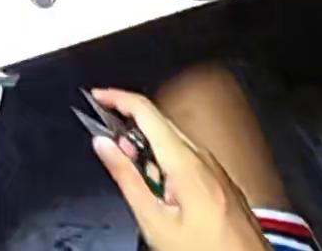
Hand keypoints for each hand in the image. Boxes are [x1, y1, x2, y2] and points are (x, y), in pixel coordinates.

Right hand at [88, 87, 269, 250]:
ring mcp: (217, 170)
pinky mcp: (224, 184)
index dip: (117, 97)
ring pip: (173, 139)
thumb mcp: (156, 225)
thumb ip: (126, 179)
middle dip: (129, 123)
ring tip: (135, 173)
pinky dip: (166, 159)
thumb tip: (103, 144)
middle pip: (159, 121)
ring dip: (147, 145)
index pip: (145, 110)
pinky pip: (189, 156)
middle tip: (108, 141)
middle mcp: (204, 158)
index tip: (97, 96)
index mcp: (185, 161)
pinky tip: (161, 188)